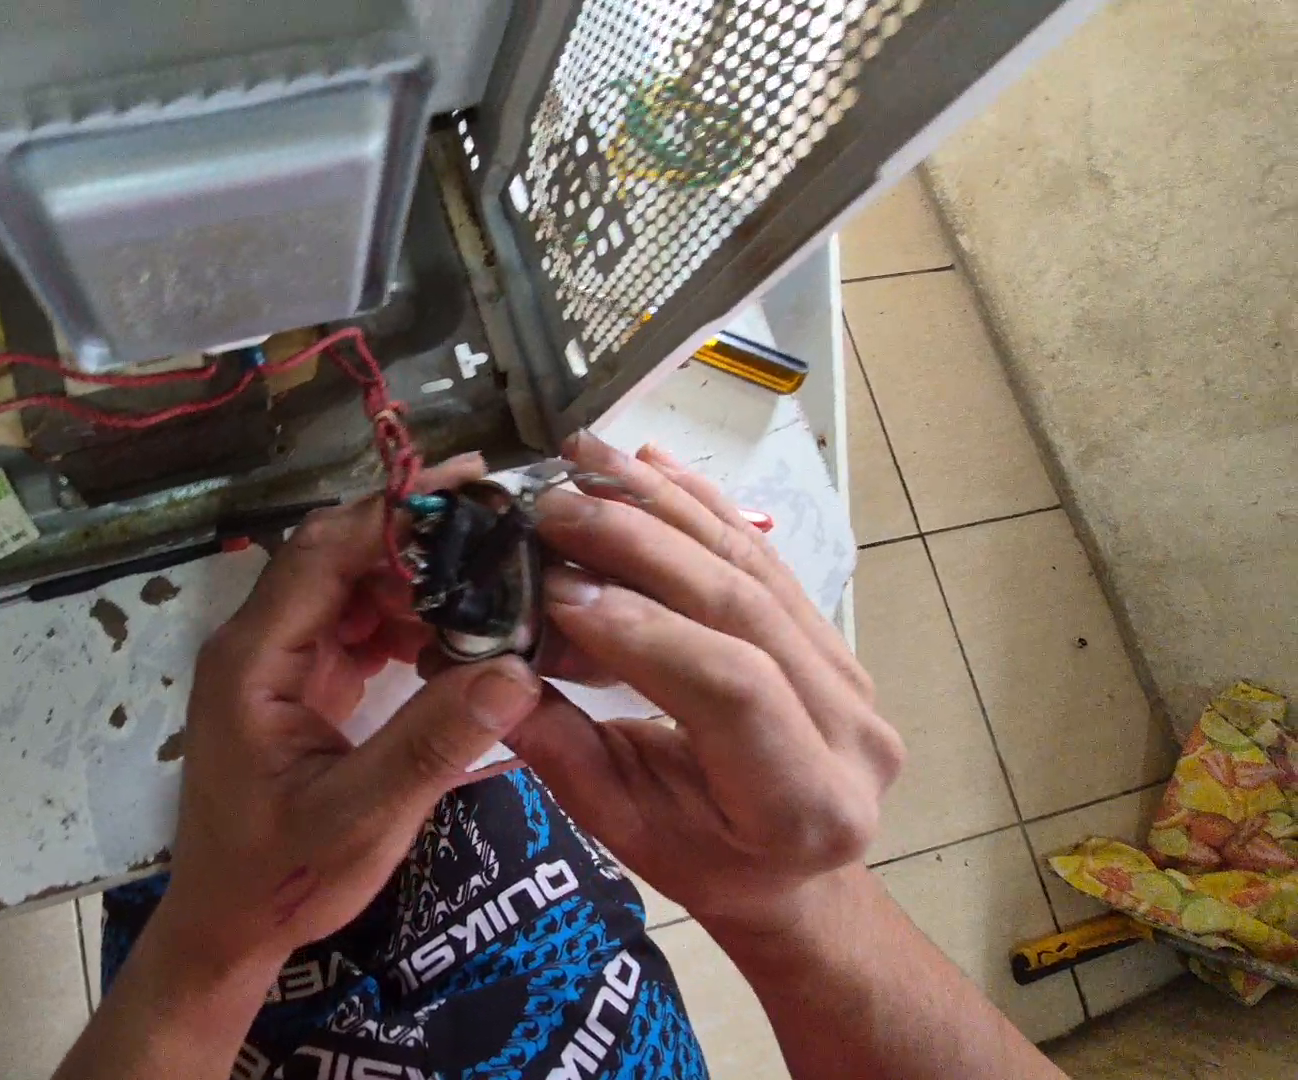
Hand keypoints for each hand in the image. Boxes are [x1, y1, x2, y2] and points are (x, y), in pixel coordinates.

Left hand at [157, 465, 544, 975]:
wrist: (227, 923)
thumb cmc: (279, 874)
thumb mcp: (361, 816)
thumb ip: (432, 743)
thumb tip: (515, 670)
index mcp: (254, 658)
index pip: (322, 553)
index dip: (392, 513)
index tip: (467, 484)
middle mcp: (259, 642)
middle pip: (334, 557)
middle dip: (412, 540)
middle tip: (494, 531)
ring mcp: (278, 659)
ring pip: (347, 587)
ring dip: (412, 582)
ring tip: (486, 585)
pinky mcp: (298, 681)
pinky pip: (352, 626)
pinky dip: (401, 622)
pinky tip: (449, 637)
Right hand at [505, 432, 904, 936]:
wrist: (788, 867)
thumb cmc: (698, 858)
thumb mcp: (619, 826)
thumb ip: (559, 747)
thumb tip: (492, 662)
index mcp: (801, 797)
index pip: (729, 688)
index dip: (642, 628)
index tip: (554, 588)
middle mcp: (848, 721)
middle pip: (741, 603)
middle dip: (636, 542)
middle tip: (553, 506)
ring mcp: (846, 665)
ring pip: (750, 560)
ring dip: (660, 501)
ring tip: (588, 458)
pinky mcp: (825, 630)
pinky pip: (760, 551)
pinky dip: (698, 501)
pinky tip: (649, 462)